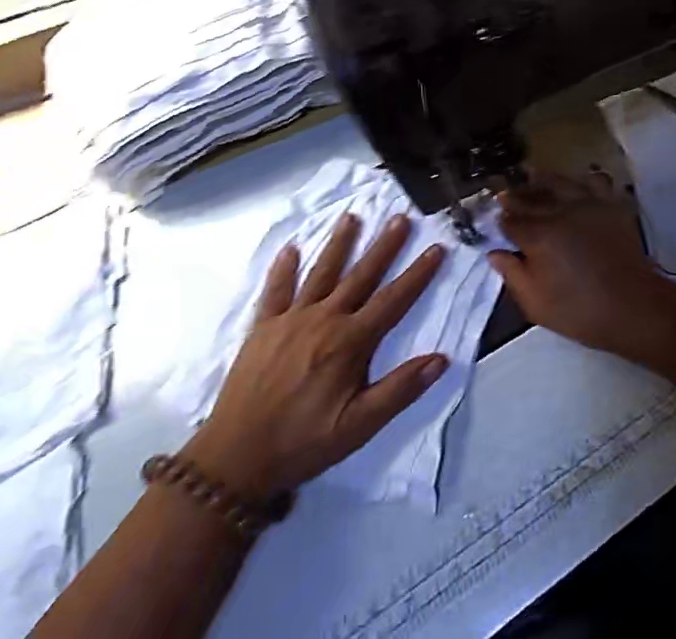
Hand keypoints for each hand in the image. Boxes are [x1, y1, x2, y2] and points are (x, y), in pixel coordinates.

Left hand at [182, 214, 448, 497]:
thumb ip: (401, 389)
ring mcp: (289, 320)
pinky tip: (291, 249)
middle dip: (383, 246)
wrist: (234, 458)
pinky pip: (275, 291)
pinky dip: (283, 268)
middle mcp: (323, 320)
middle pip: (361, 275)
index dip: (418, 273)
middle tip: (399, 217)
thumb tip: (441, 359)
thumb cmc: (304, 442)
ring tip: (351, 217)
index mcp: (350, 342)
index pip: (393, 299)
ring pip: (321, 273)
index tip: (436, 248)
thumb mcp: (360, 425)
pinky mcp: (262, 328)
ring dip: (338, 244)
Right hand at [487, 171, 675, 361]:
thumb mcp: (535, 303)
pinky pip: (596, 182)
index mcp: (538, 236)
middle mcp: (561, 212)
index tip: (496, 218)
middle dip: (515, 196)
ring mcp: (588, 205)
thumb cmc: (579, 310)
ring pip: (561, 182)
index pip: (511, 221)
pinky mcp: (611, 206)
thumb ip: (512, 274)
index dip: (501, 220)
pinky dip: (584, 179)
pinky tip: (578, 183)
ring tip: (534, 177)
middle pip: (532, 198)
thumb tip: (495, 253)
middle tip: (505, 194)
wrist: (632, 305)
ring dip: (544, 180)